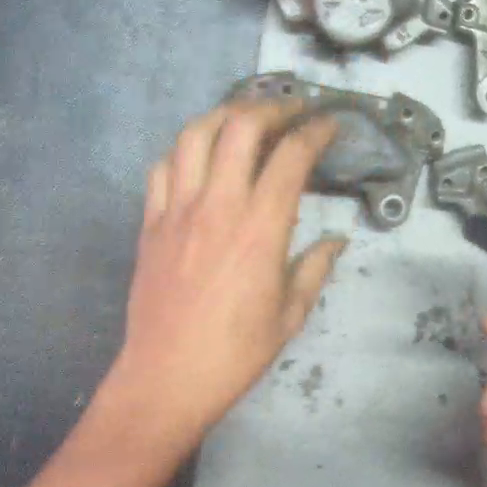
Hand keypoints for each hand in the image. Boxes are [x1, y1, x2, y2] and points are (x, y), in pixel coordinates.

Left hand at [100, 100, 343, 437]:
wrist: (166, 378)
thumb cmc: (236, 353)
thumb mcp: (290, 315)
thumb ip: (314, 268)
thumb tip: (336, 241)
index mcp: (260, 229)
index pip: (292, 157)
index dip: (316, 131)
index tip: (330, 125)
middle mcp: (218, 206)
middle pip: (241, 126)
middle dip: (272, 108)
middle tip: (292, 111)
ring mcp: (177, 210)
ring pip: (194, 135)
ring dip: (224, 115)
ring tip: (245, 117)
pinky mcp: (150, 223)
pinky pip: (162, 167)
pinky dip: (185, 150)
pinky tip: (200, 157)